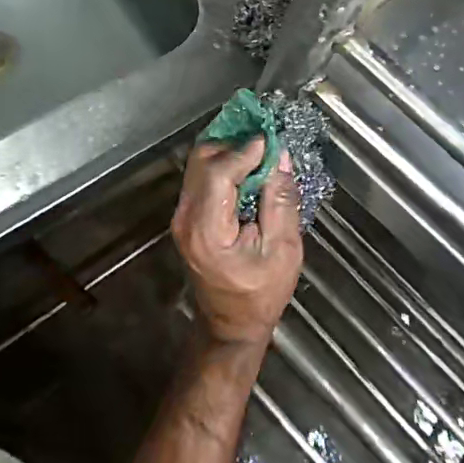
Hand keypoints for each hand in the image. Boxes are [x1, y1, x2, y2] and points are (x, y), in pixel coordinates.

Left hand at [171, 137, 302, 347]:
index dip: (245, 151)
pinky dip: (223, 164)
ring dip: (228, 150)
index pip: (218, 173)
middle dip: (234, 143)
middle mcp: (185, 218)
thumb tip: (280, 158)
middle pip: (202, 161)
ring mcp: (181, 217)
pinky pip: (201, 177)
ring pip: (198, 164)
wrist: (231, 323)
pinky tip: (248, 168)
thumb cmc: (260, 295)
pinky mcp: (187, 216)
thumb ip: (280, 202)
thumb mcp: (283, 250)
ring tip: (260, 150)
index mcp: (206, 231)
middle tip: (266, 139)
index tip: (271, 139)